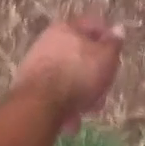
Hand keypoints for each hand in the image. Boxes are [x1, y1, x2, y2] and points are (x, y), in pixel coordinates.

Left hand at [12, 14, 124, 131]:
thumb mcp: (106, 57)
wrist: (37, 108)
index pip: (94, 25)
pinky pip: (53, 93)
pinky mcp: (26, 91)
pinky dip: (63, 104)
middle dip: (94, 74)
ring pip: (67, 76)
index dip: (108, 40)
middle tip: (104, 89)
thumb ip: (114, 43)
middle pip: (79, 54)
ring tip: (87, 111)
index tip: (116, 57)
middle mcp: (47, 42)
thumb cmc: (78, 75)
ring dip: (80, 93)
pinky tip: (70, 120)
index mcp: (67, 27)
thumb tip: (118, 29)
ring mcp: (34, 67)